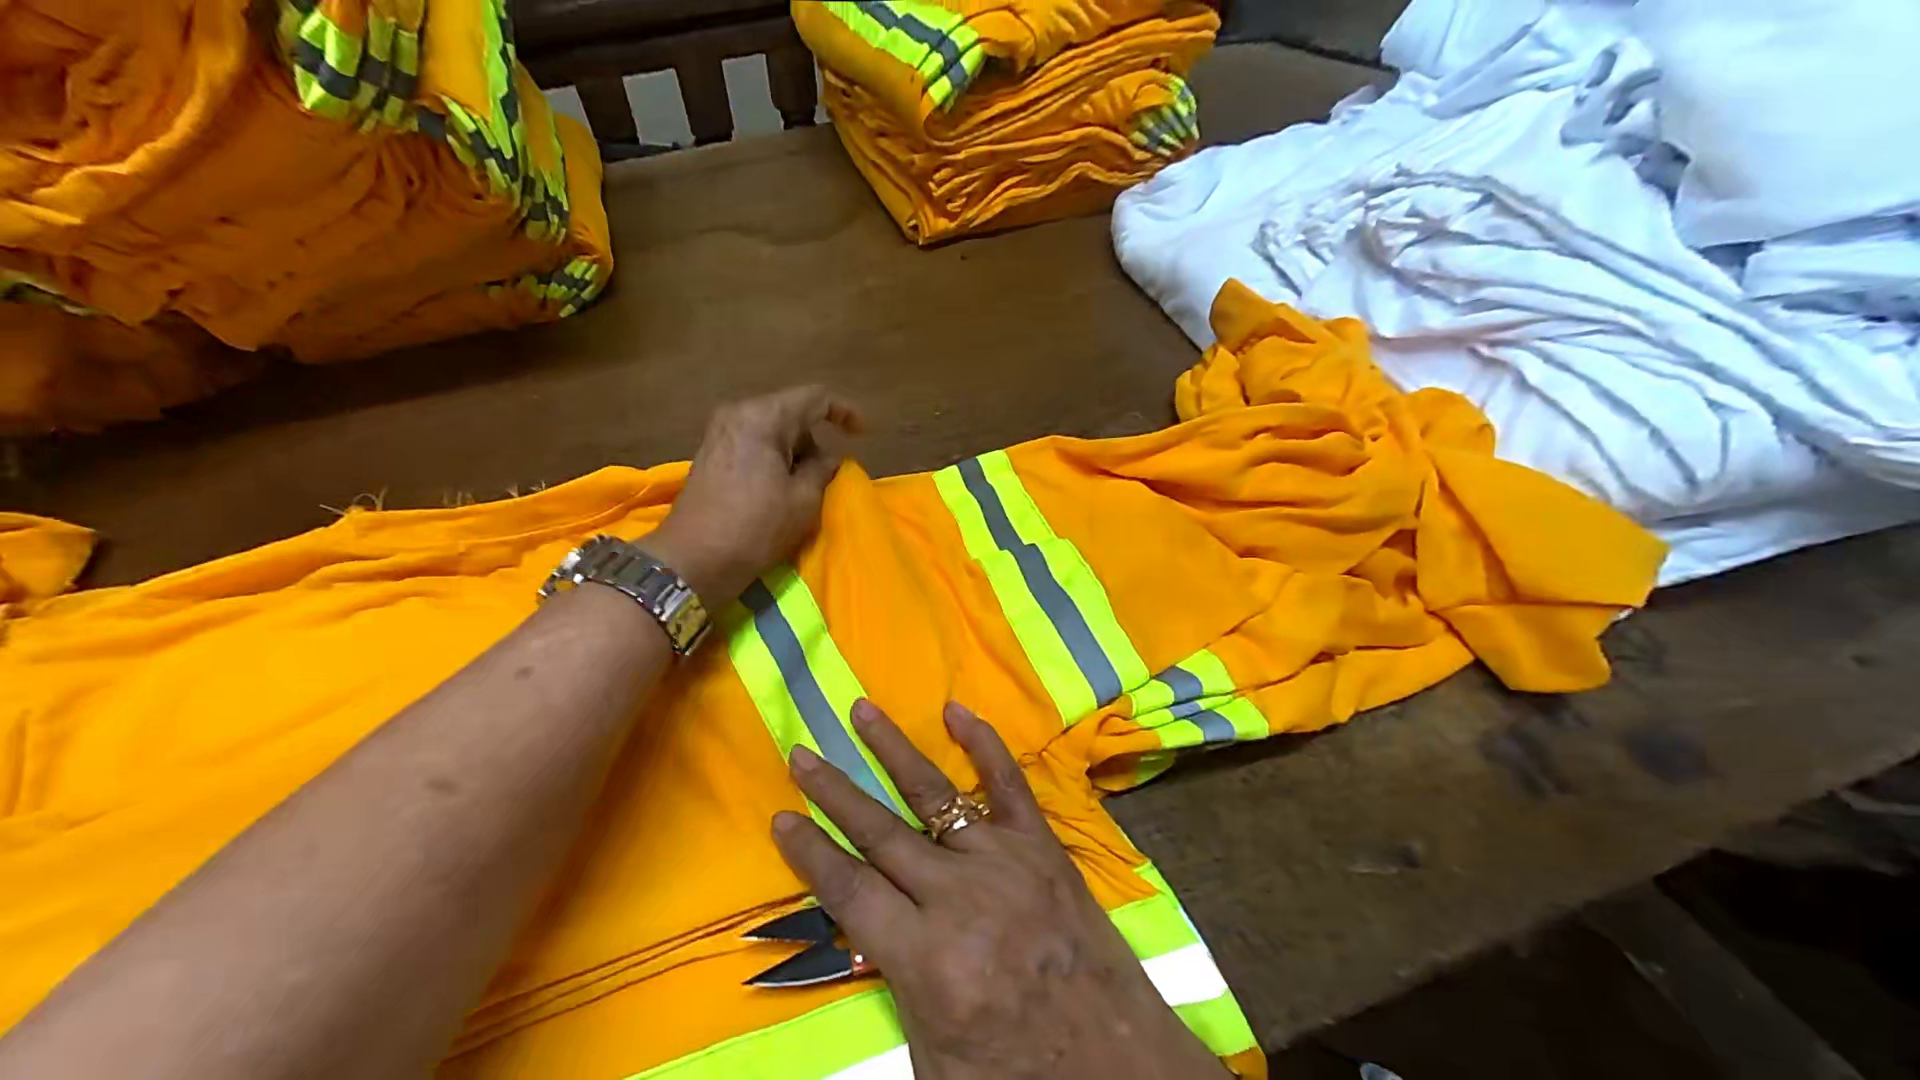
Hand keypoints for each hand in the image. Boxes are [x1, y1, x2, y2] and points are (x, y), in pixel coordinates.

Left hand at [645, 386, 859, 605]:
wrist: (694, 560)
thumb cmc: (756, 526)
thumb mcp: (804, 500)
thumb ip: (823, 469)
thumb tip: (827, 458)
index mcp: (763, 417)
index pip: (814, 398)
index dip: (844, 412)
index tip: (862, 434)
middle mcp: (738, 415)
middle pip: (790, 412)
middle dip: (816, 437)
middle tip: (831, 470)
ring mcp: (720, 433)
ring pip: (772, 430)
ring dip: (795, 451)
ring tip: (808, 483)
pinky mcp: (711, 455)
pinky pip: (754, 444)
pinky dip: (774, 458)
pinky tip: (782, 486)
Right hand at [772, 701, 1227, 1079]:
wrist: (1120, 1064)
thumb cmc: (1019, 1071)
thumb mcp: (934, 1058)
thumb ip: (895, 986)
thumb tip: (865, 933)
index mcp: (927, 959)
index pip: (850, 891)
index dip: (811, 854)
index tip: (781, 819)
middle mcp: (959, 898)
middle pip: (880, 832)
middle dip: (834, 791)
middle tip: (801, 754)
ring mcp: (1004, 862)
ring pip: (935, 794)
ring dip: (893, 750)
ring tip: (861, 712)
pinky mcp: (1042, 846)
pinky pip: (1008, 784)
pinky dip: (983, 744)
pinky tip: (957, 711)